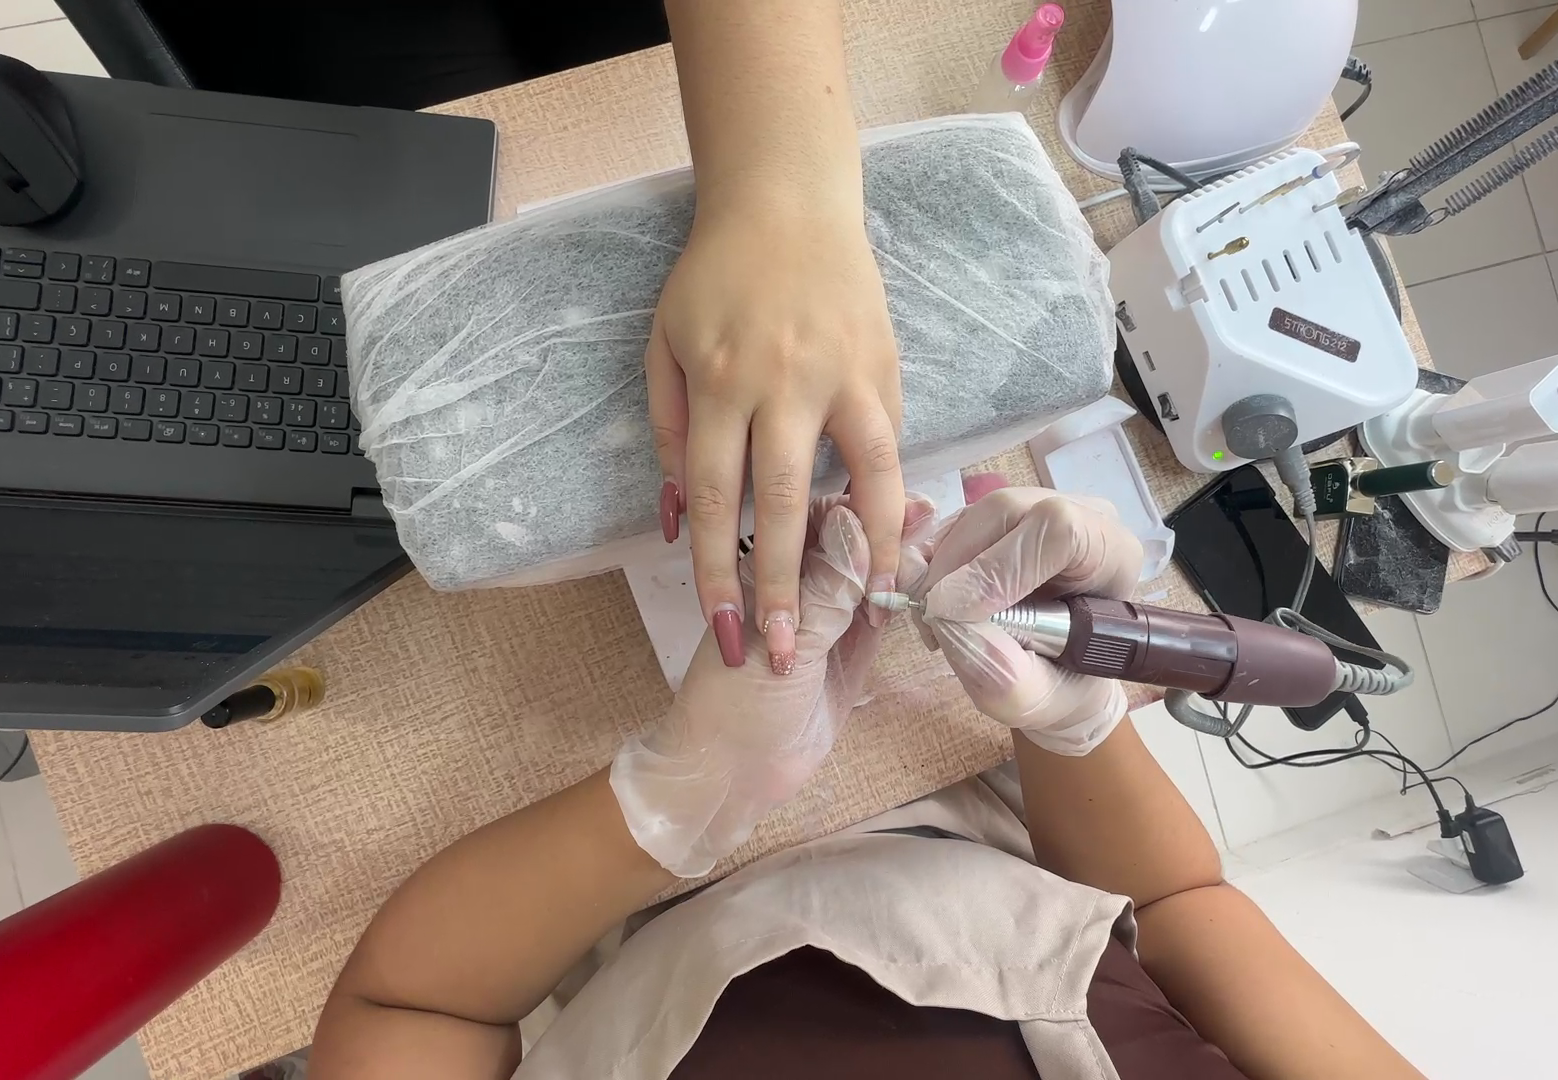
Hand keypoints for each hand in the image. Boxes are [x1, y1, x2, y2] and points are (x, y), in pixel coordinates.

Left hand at [614, 495, 937, 876]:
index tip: (893, 498)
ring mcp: (831, 620)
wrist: (733, 773)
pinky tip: (929, 582)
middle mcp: (802, 587)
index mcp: (769, 570)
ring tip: (938, 541)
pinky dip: (903, 597)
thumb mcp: (780, 642)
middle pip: (852, 545)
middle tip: (928, 517)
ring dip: (900, 560)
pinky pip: (882, 615)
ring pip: (871, 578)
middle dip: (887, 527)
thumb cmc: (736, 700)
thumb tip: (858, 527)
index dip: (855, 507)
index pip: (817, 522)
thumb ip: (823, 591)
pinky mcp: (853, 653)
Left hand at [648, 201, 903, 676]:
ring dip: (864, 552)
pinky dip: (891, 497)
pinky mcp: (883, 368)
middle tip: (783, 654)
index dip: (716, 573)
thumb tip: (680, 521)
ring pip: (860, 478)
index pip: (715, 499)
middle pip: (781, 504)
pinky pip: (889, 443)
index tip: (722, 631)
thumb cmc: (714, 279)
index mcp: (718, 382)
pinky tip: (893, 541)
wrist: (785, 203)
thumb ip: (669, 436)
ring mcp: (843, 374)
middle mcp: (782, 384)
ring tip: (867, 610)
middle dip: (780, 587)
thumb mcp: (665, 347)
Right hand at [904, 489, 1144, 756]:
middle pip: (1001, 512)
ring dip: (936, 569)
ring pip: (969, 516)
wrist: (1056, 675)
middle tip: (931, 621)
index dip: (996, 567)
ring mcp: (1034, 504)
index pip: (1057, 532)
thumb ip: (1003, 675)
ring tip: (936, 621)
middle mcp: (1078, 514)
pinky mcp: (994, 514)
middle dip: (952, 568)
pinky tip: (938, 603)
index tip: (950, 614)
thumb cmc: (1062, 687)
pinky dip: (929, 563)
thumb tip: (948, 621)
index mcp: (1113, 555)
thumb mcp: (1039, 701)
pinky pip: (949, 524)